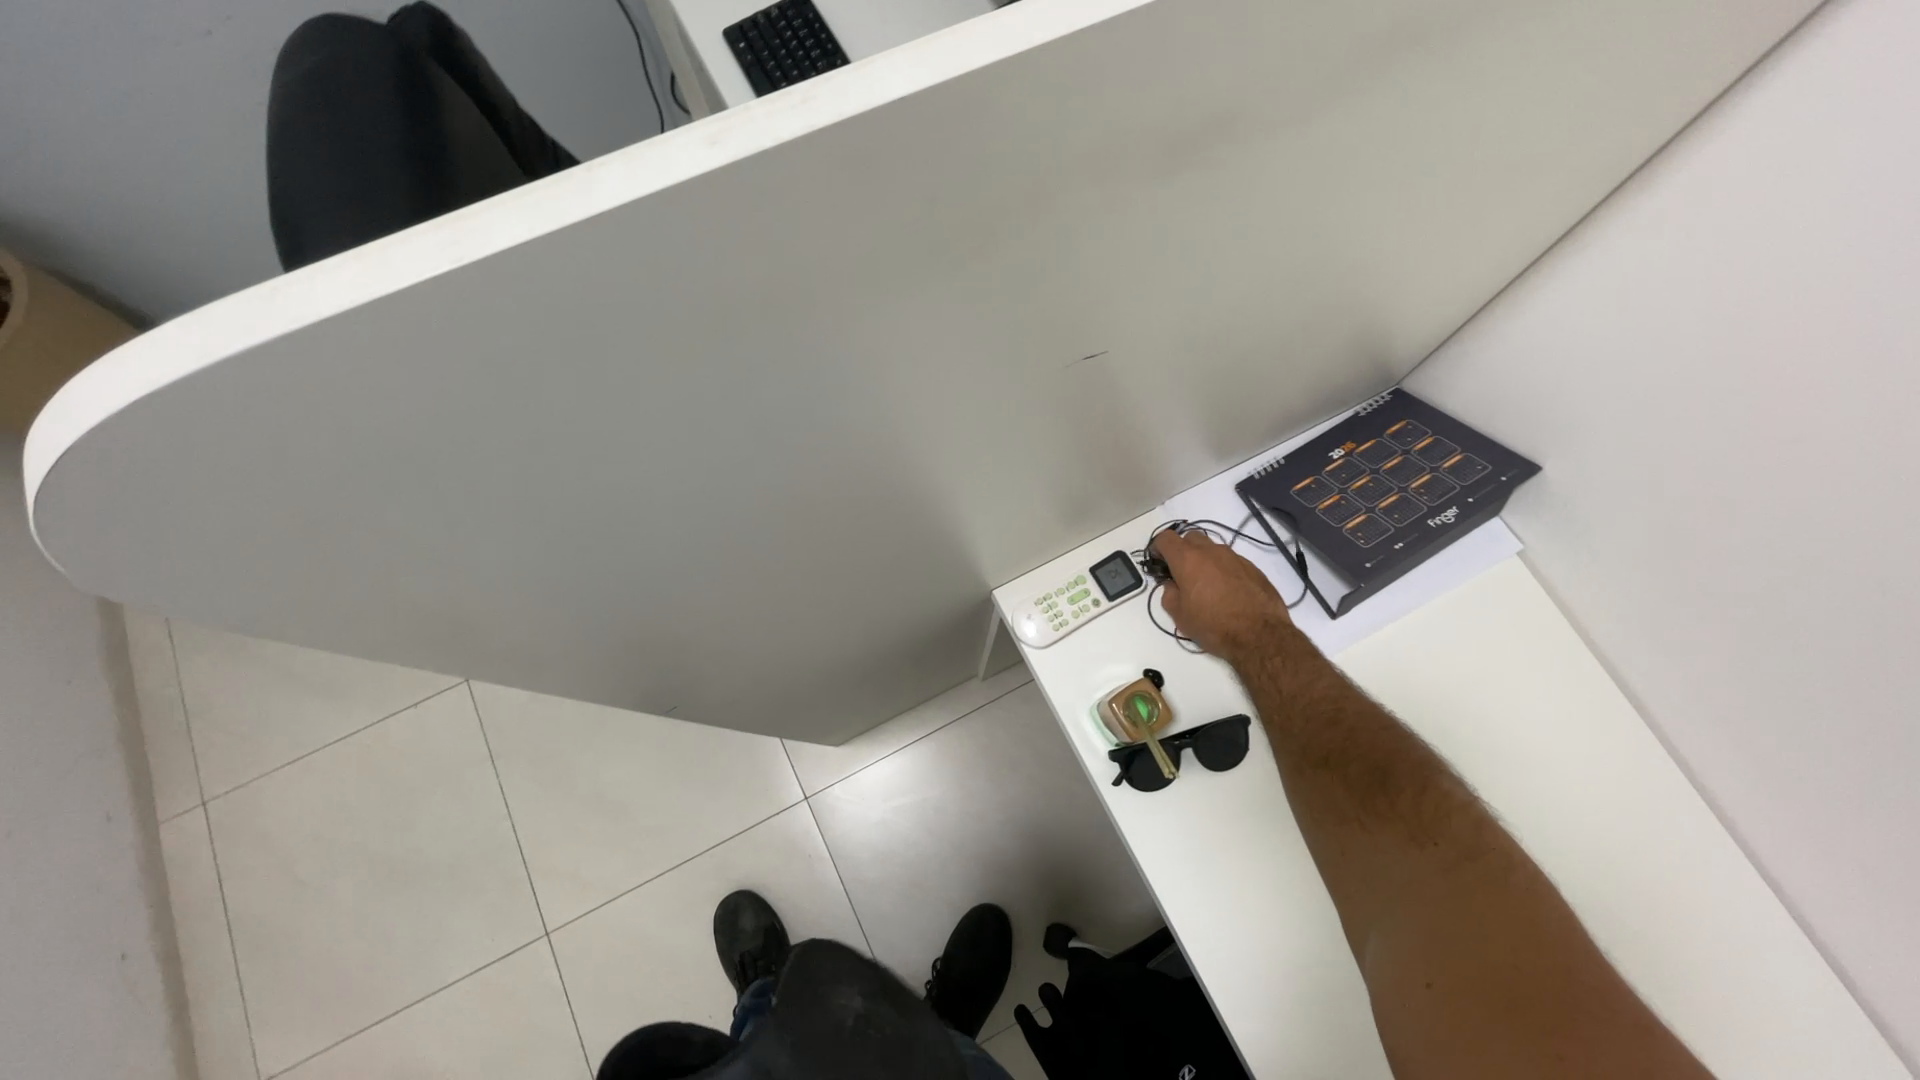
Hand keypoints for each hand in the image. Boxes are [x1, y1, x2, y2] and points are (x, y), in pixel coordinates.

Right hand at [1150, 527, 1293, 664]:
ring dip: (1204, 560)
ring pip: (1213, 549)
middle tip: (1181, 573)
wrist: (1260, 635)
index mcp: (1188, 560)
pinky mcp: (1253, 567)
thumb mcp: (1180, 616)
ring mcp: (1234, 557)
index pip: (1166, 538)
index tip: (1159, 564)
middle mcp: (1211, 551)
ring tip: (1206, 585)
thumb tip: (1172, 585)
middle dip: (1182, 551)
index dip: (1158, 548)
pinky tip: (1227, 592)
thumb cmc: (1213, 626)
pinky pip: (1231, 561)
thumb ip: (1169, 595)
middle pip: (1190, 538)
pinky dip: (1223, 570)